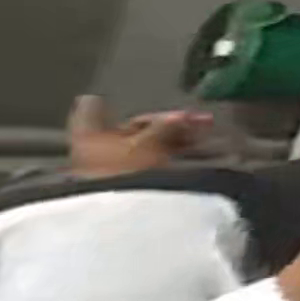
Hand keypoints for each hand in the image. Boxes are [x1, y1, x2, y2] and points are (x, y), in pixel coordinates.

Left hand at [65, 96, 213, 177]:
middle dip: (169, 121)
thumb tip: (182, 116)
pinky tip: (201, 145)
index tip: (94, 98)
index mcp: (91, 135)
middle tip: (202, 118)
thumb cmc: (126, 166)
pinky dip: (179, 148)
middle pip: (134, 128)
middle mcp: (100, 147)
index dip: (95, 106)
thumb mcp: (148, 141)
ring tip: (208, 130)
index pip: (91, 115)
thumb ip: (166, 126)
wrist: (126, 203)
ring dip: (180, 134)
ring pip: (152, 141)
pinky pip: (161, 155)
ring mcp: (119, 162)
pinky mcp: (137, 175)